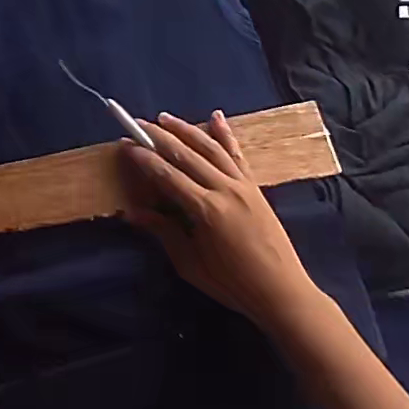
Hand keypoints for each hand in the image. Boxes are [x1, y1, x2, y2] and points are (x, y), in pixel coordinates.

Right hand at [120, 111, 317, 325]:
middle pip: (185, 154)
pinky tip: (216, 116)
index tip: (125, 144)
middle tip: (137, 124)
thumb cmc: (232, 284)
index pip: (167, 175)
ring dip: (185, 129)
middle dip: (158, 137)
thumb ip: (163, 232)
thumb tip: (132, 213)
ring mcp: (242, 185)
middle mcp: (224, 190)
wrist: (282, 292)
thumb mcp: (190, 263)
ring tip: (164, 118)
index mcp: (206, 210)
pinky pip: (236, 153)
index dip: (144, 158)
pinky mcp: (255, 186)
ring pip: (209, 147)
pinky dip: (225, 133)